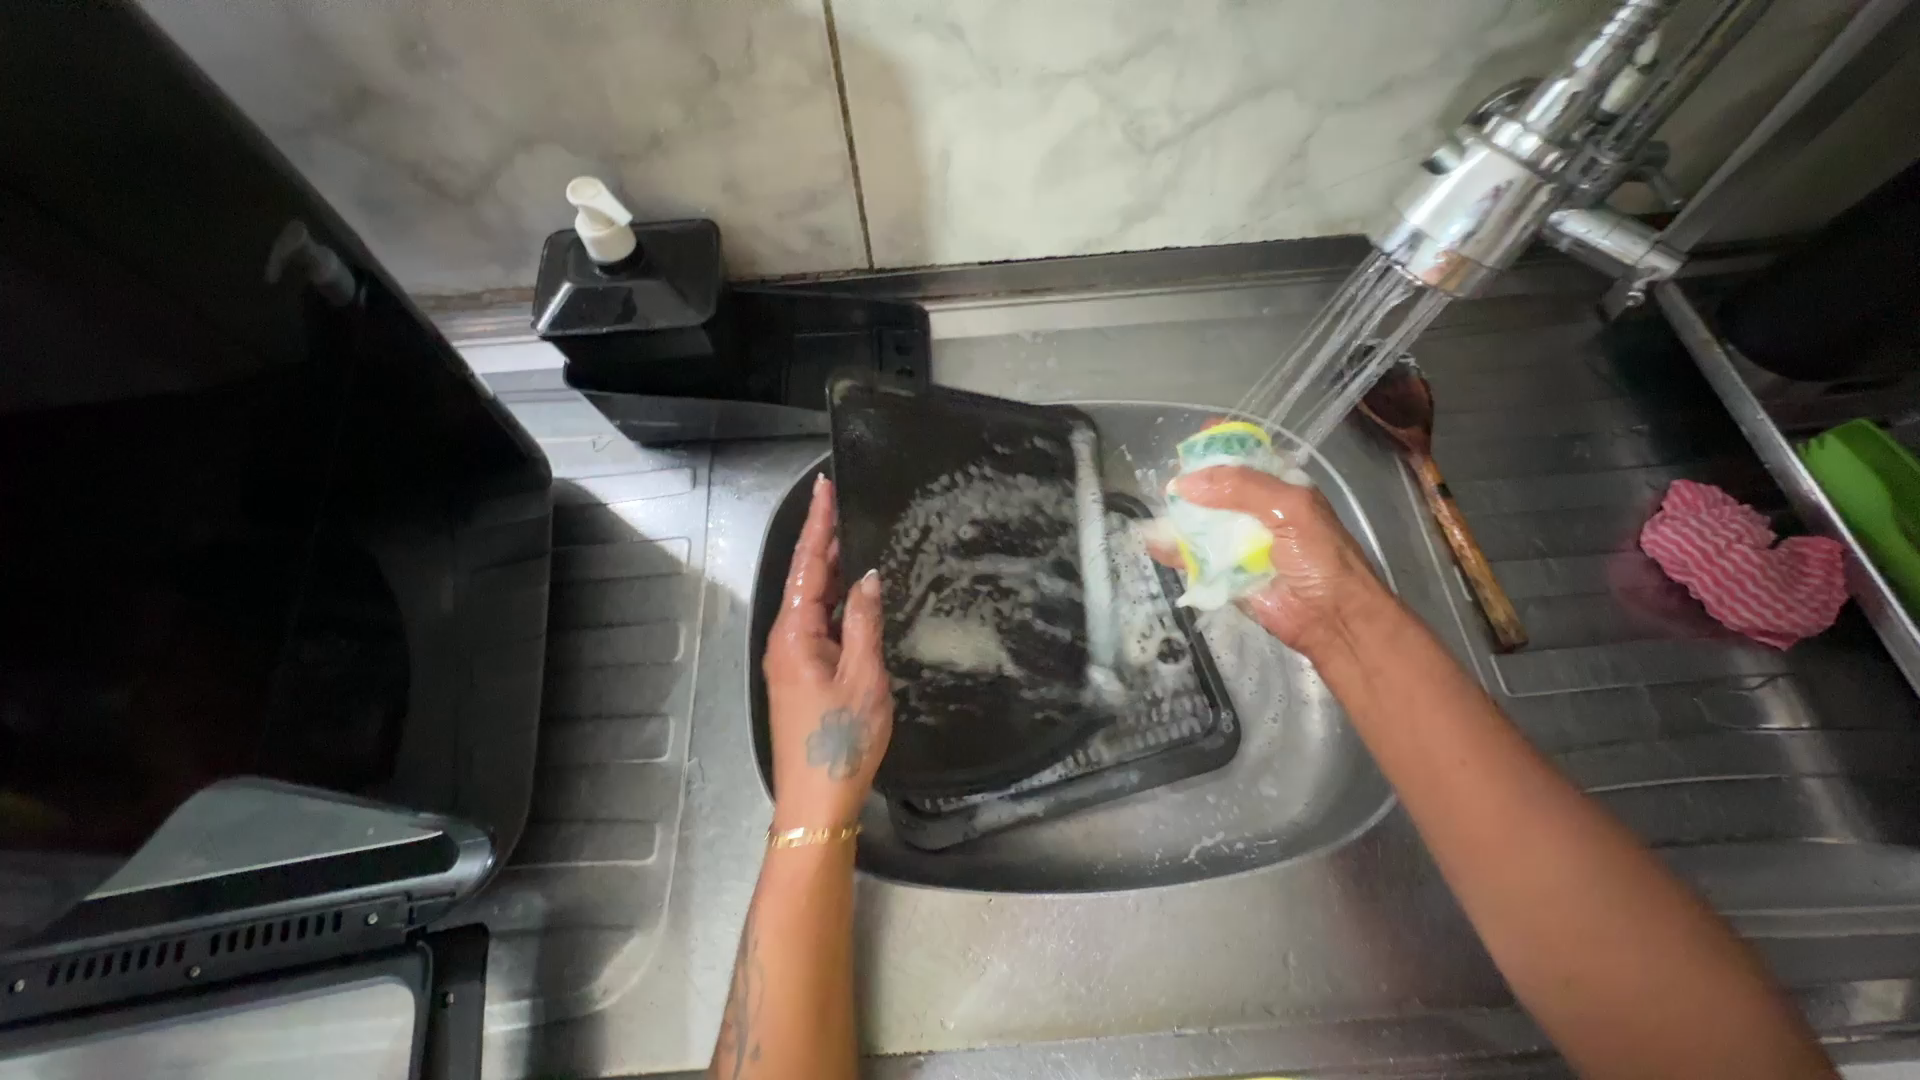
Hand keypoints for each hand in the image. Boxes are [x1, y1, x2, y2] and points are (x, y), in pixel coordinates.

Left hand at [762, 473, 893, 829]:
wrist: (816, 800)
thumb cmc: (841, 739)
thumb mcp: (864, 676)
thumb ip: (866, 622)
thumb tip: (869, 578)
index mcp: (795, 633)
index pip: (808, 565)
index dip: (818, 524)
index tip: (824, 487)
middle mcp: (786, 639)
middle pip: (805, 579)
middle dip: (823, 540)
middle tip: (843, 504)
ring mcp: (792, 658)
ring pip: (812, 602)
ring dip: (831, 571)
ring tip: (851, 536)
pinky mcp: (802, 674)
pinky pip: (819, 625)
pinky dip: (836, 603)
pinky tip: (854, 594)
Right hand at [1158, 465, 1392, 654]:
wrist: (1331, 618)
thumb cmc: (1321, 557)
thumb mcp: (1291, 509)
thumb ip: (1241, 488)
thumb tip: (1184, 483)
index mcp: (1276, 486)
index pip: (1239, 456)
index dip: (1212, 449)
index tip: (1186, 452)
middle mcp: (1253, 510)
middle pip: (1210, 489)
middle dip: (1187, 485)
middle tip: (1166, 488)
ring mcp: (1236, 542)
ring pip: (1197, 522)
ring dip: (1176, 518)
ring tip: (1156, 517)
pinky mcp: (1223, 572)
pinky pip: (1191, 557)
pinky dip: (1171, 550)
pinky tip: (1155, 544)